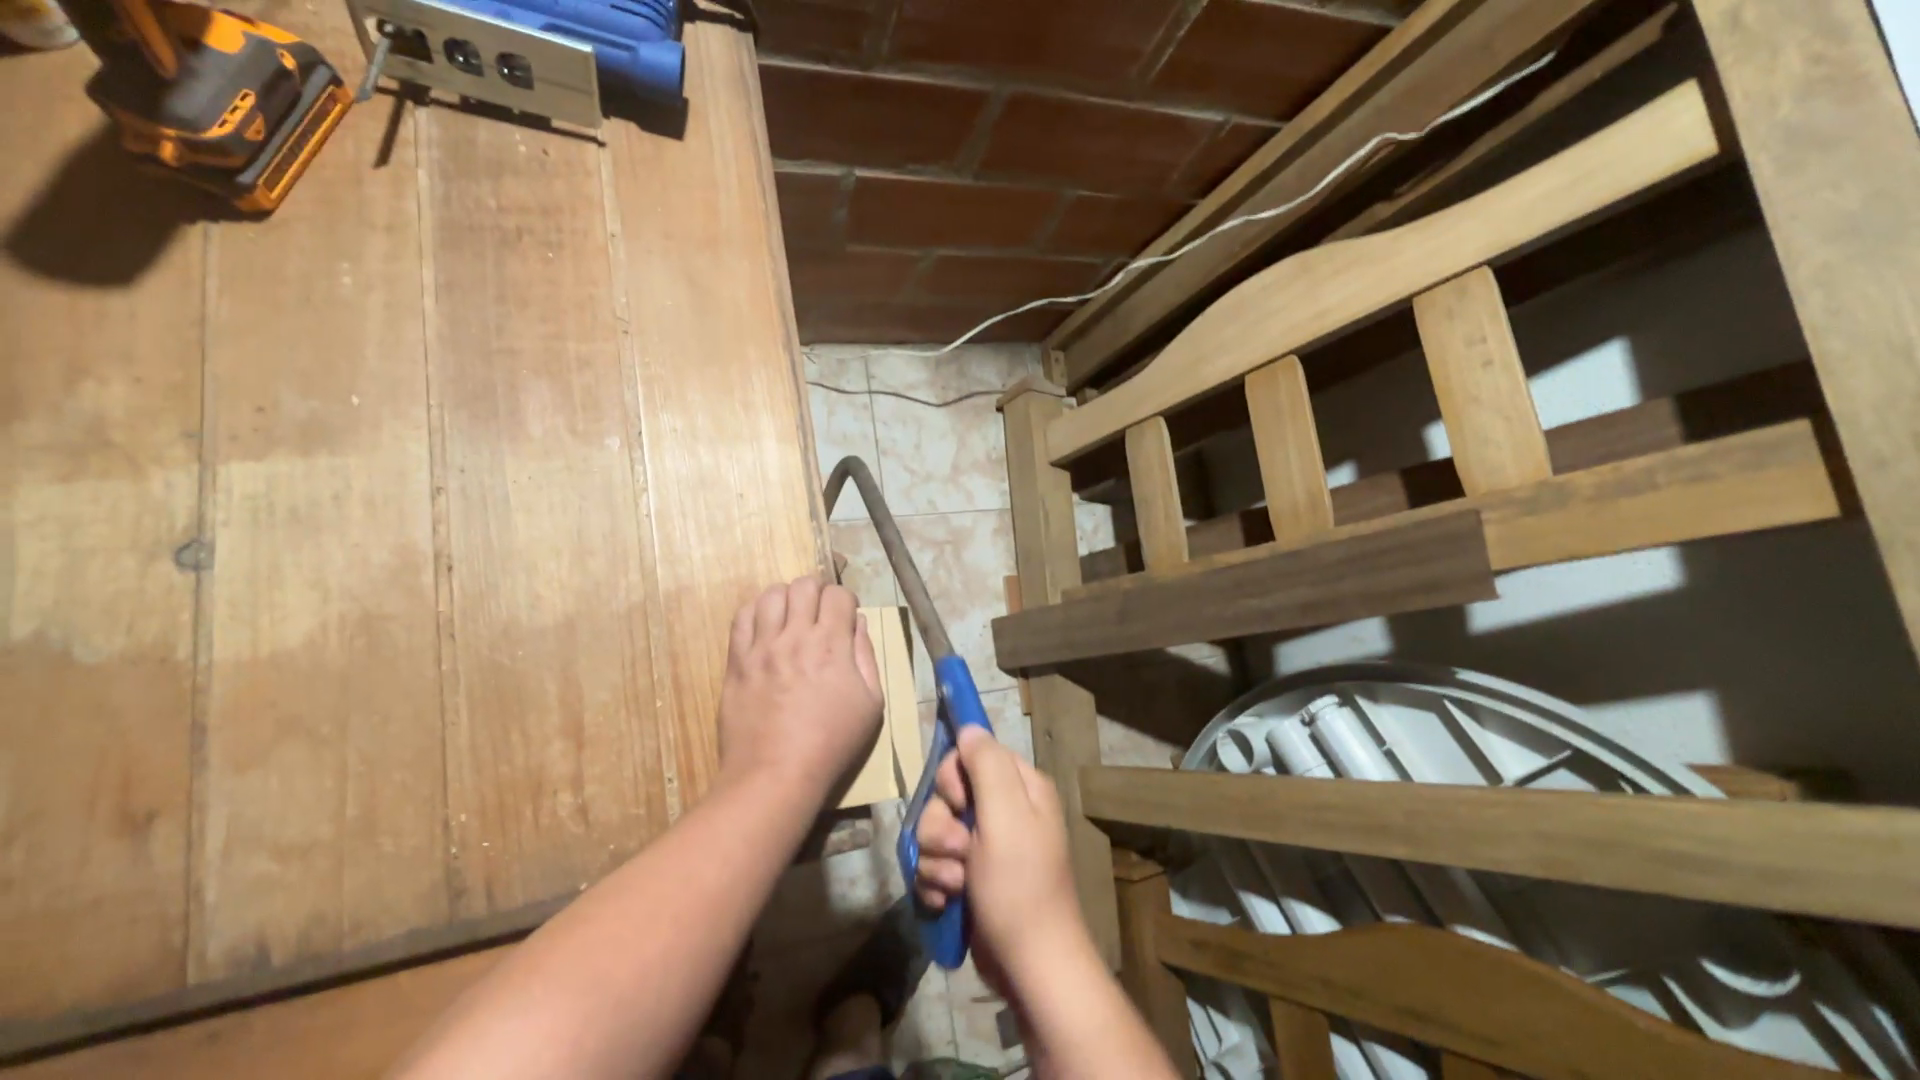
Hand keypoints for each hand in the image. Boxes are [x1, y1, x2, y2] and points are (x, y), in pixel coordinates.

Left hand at [716, 577, 882, 803]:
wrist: (775, 773)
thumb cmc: (831, 743)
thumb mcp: (870, 704)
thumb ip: (866, 657)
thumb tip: (857, 624)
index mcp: (832, 645)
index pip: (838, 595)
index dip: (845, 600)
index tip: (845, 616)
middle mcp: (795, 636)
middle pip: (804, 585)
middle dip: (817, 591)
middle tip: (819, 612)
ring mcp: (761, 646)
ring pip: (770, 594)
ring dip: (786, 597)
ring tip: (789, 616)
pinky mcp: (737, 661)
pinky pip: (741, 618)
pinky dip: (755, 612)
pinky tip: (764, 627)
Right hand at [914, 727, 1090, 986]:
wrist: (1029, 963)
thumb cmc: (1020, 886)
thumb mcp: (1006, 817)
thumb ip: (987, 765)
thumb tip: (969, 726)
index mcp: (1021, 789)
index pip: (972, 754)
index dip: (955, 778)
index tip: (959, 802)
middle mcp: (1004, 812)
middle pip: (946, 795)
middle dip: (942, 826)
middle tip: (961, 850)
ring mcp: (985, 848)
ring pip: (934, 833)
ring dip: (938, 861)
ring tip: (958, 885)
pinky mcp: (968, 879)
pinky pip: (934, 866)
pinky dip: (936, 885)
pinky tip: (948, 902)